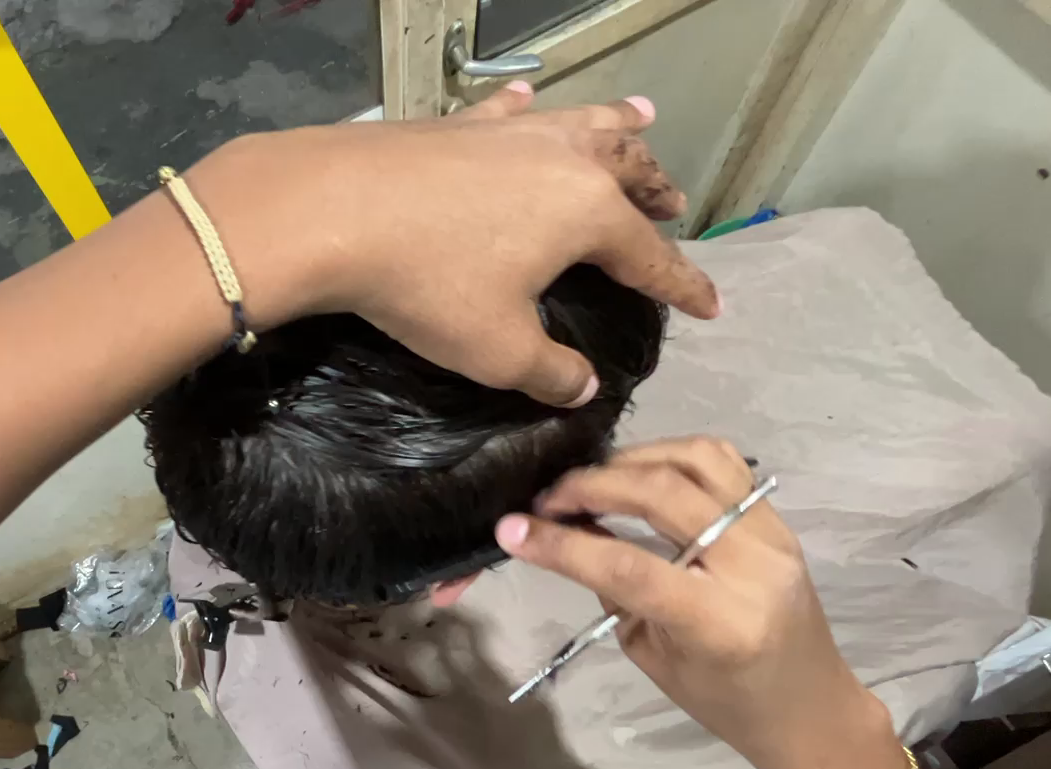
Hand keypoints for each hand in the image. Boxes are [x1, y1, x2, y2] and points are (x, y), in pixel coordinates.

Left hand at [184, 83, 719, 406]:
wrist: (338, 213)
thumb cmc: (430, 286)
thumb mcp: (498, 350)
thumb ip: (551, 372)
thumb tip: (586, 388)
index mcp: (587, 214)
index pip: (653, 256)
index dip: (684, 285)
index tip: (713, 304)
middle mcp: (563, 159)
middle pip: (630, 170)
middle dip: (658, 190)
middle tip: (676, 202)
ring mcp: (511, 133)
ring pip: (583, 123)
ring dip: (618, 129)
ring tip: (644, 122)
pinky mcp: (458, 124)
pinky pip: (509, 112)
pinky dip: (528, 109)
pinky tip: (527, 99)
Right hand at [493, 438, 901, 768]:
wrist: (809, 707)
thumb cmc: (721, 699)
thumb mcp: (649, 651)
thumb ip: (613, 586)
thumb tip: (570, 531)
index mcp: (717, 622)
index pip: (626, 567)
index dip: (561, 544)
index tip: (509, 528)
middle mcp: (754, 567)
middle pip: (662, 494)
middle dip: (591, 485)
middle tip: (547, 499)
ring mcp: (773, 533)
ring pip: (697, 459)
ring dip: (631, 460)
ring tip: (592, 481)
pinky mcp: (777, 517)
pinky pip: (721, 463)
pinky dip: (668, 456)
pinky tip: (637, 474)